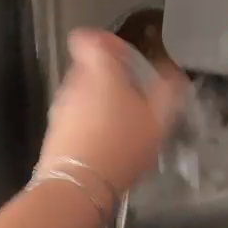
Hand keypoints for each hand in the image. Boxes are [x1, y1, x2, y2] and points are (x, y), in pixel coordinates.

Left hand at [39, 29, 186, 195]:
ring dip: (98, 101)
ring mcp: (61, 106)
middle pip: (89, 66)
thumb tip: (174, 74)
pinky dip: (87, 122)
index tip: (123, 56)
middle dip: (109, 77)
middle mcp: (75, 81)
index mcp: (100, 70)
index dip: (106, 41)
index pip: (89, 38)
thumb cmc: (121, 145)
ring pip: (82, 91)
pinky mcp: (54, 130)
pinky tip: (104, 144)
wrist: (77, 188)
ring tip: (119, 125)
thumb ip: (168, 92)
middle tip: (131, 97)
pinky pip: (74, 115)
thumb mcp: (157, 121)